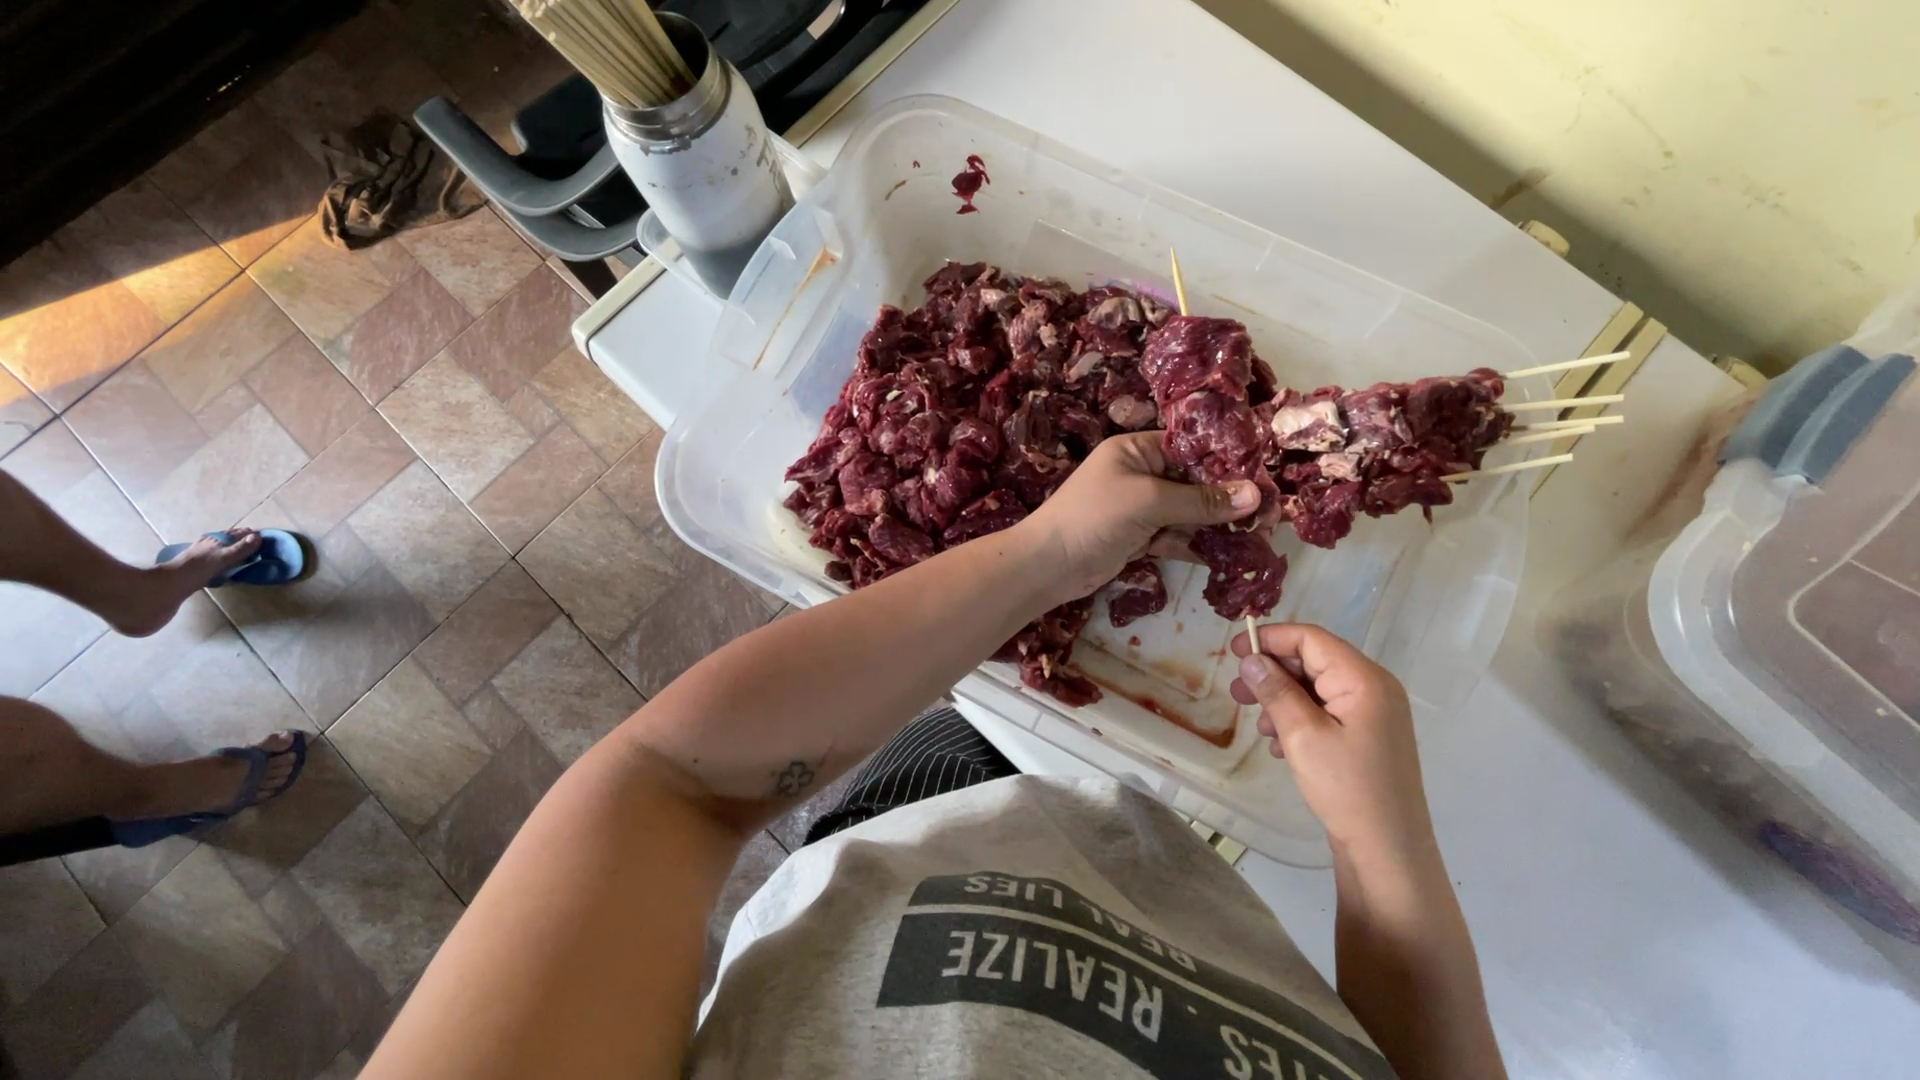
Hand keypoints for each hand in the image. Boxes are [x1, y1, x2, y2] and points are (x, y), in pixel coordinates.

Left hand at [1017, 432, 1260, 603]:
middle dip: (1228, 498)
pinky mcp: (1140, 538)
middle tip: (1267, 513)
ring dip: (1218, 524)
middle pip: (1194, 481)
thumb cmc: (1093, 518)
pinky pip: (1177, 536)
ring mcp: (1140, 508)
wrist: (1049, 565)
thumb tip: (1255, 494)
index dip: (1226, 462)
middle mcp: (1141, 473)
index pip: (1190, 448)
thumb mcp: (1149, 502)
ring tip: (1257, 535)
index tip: (1263, 476)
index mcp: (1137, 450)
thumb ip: (1201, 500)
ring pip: (1189, 512)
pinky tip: (1228, 554)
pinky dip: (1199, 545)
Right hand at [1230, 623, 1438, 868]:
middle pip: (1314, 661)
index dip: (1271, 639)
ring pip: (1316, 688)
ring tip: (1258, 725)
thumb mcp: (1302, 736)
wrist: (1387, 849)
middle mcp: (1373, 688)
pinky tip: (1280, 744)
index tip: (1234, 652)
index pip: (1312, 638)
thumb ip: (1276, 692)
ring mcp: (1373, 713)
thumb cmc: (1346, 787)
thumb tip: (1251, 659)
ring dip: (1282, 699)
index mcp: (1364, 680)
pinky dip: (1298, 719)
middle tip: (1237, 693)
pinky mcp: (1367, 735)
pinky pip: (1326, 711)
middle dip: (1273, 672)